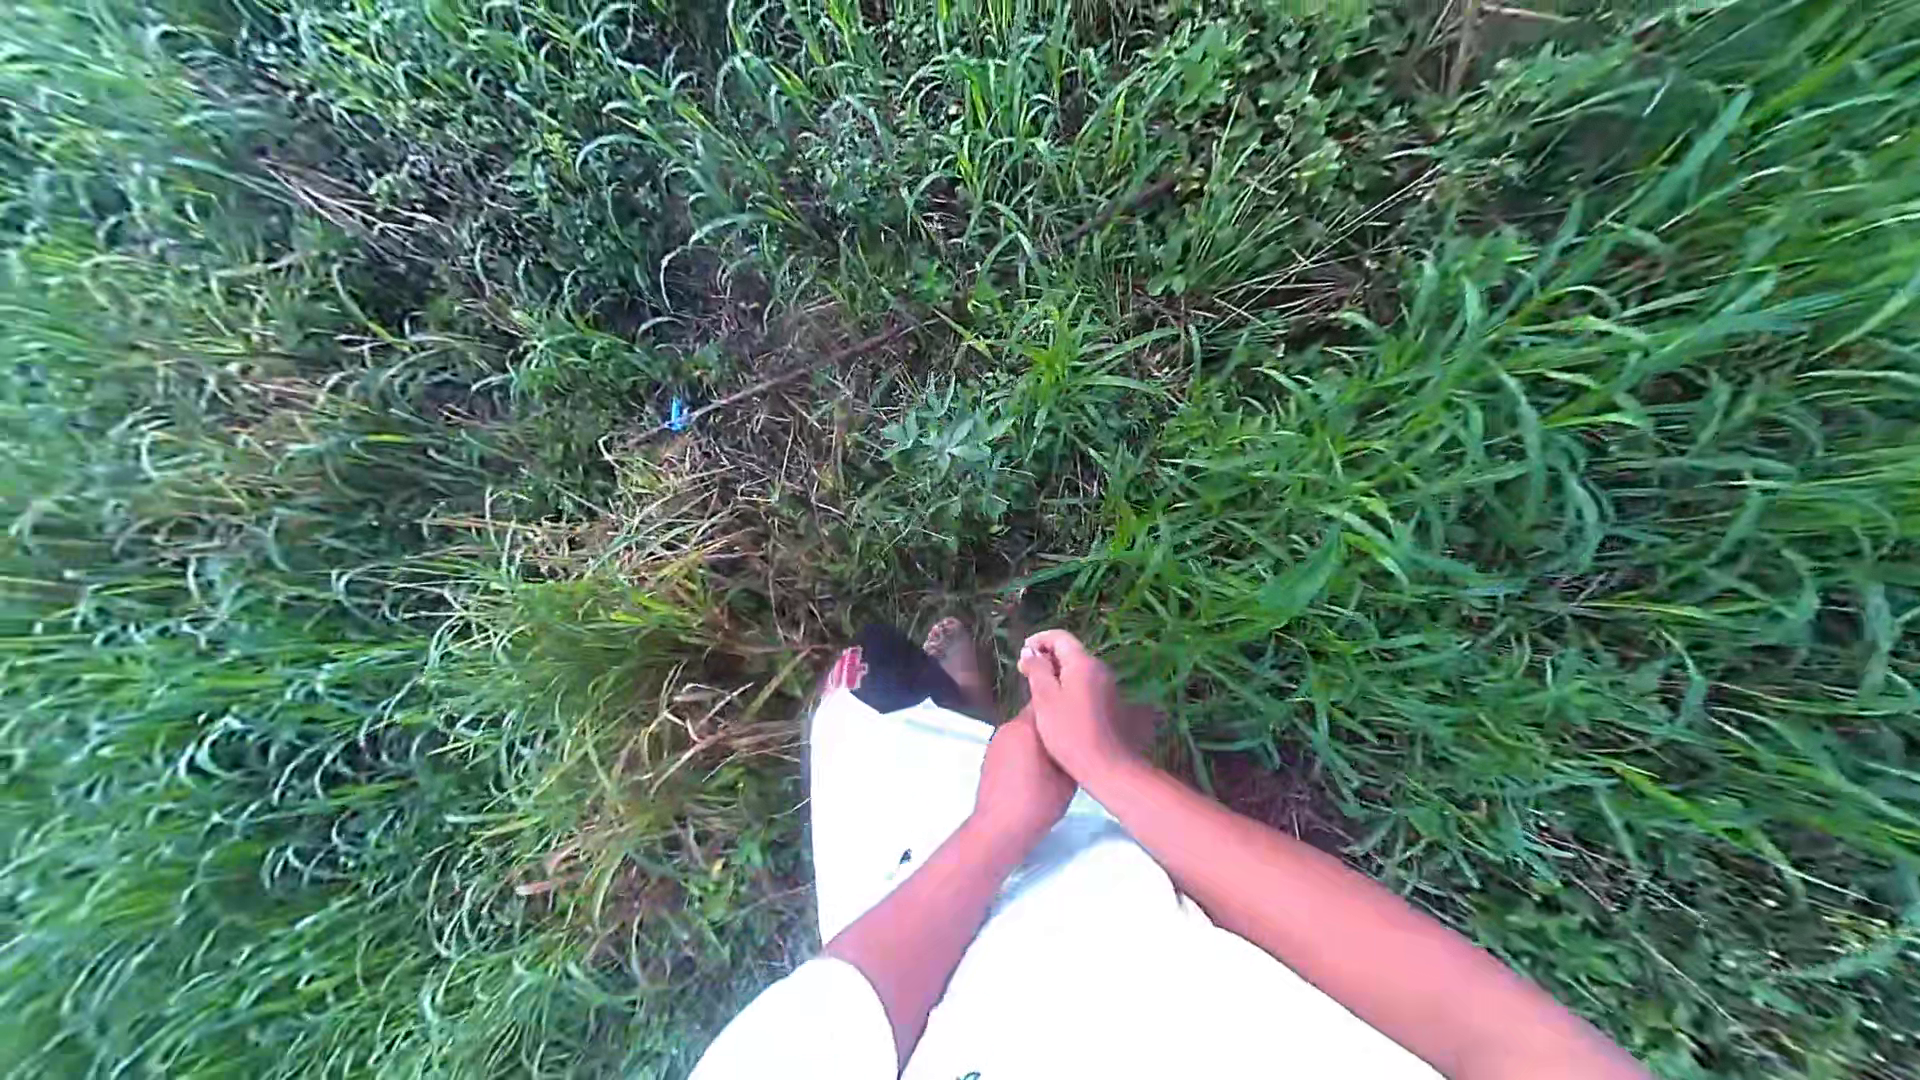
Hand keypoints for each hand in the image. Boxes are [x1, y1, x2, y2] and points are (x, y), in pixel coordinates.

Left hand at [972, 709, 1074, 843]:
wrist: (999, 829)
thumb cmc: (1037, 803)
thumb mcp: (1067, 779)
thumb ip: (1071, 752)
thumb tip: (1077, 741)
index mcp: (1026, 727)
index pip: (1047, 702)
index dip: (1063, 706)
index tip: (1077, 715)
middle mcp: (1008, 727)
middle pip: (1035, 715)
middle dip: (1051, 723)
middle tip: (1070, 737)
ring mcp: (996, 740)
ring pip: (1023, 730)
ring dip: (1037, 737)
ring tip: (1054, 755)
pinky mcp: (990, 755)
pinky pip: (1013, 743)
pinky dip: (1025, 749)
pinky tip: (1035, 768)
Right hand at [1017, 629, 1138, 780]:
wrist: (1107, 766)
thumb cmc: (1070, 732)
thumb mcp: (1045, 699)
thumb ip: (1036, 670)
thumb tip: (1030, 651)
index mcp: (1083, 663)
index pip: (1060, 637)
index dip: (1038, 640)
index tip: (1022, 654)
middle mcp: (1099, 669)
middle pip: (1070, 651)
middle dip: (1046, 656)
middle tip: (1025, 672)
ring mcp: (1107, 685)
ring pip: (1078, 668)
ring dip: (1056, 672)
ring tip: (1037, 689)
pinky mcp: (1110, 702)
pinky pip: (1085, 683)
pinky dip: (1068, 684)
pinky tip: (1057, 704)